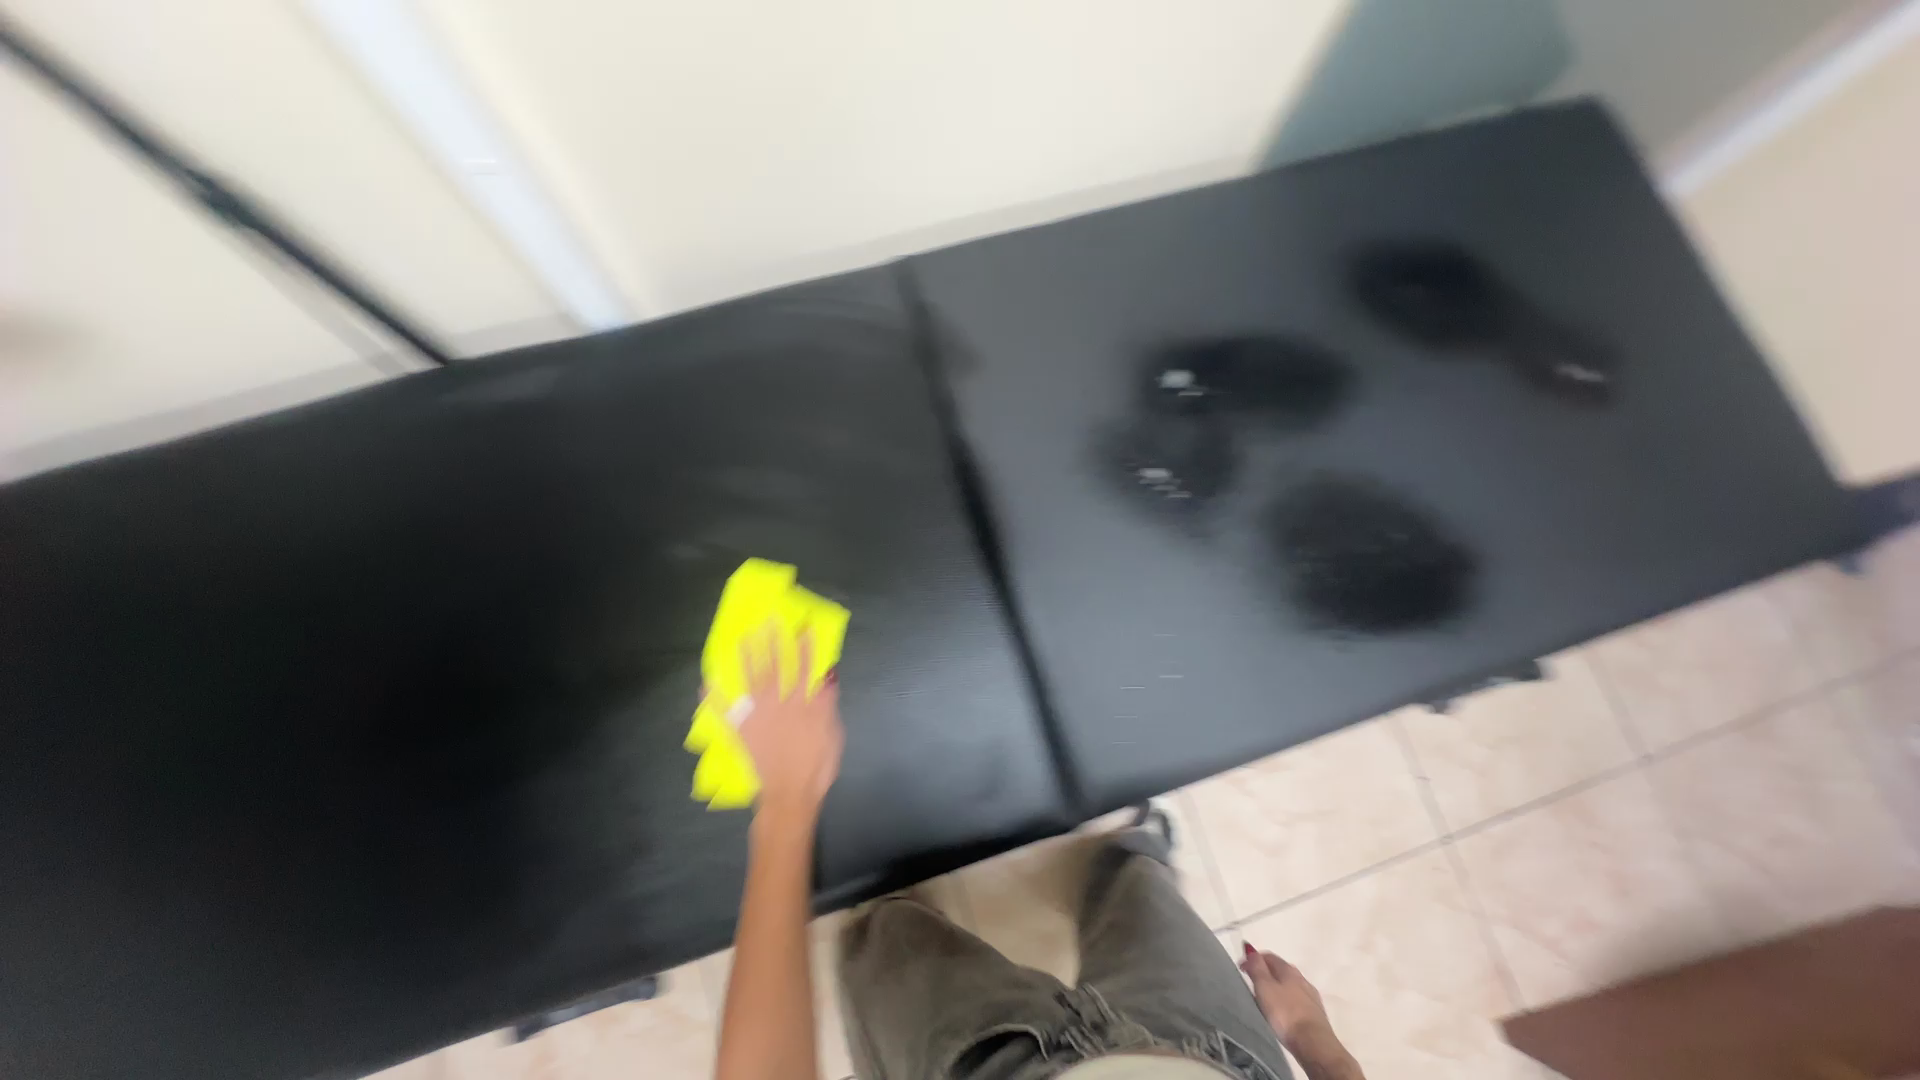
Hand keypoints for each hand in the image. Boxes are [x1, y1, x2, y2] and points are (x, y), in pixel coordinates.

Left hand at [732, 625, 843, 824]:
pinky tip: (705, 683)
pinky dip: (713, 697)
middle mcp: (777, 704)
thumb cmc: (817, 766)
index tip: (803, 622)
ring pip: (749, 681)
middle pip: (775, 667)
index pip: (805, 666)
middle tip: (768, 619)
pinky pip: (724, 712)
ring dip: (744, 658)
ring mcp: (756, 717)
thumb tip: (827, 676)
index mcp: (802, 703)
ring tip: (741, 638)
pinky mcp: (741, 731)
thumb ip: (827, 703)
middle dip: (773, 641)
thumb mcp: (832, 733)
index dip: (805, 643)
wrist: (790, 795)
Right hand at [1240, 943, 1345, 1061]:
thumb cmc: (1285, 1013)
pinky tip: (1284, 1012)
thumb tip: (1250, 949)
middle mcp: (1302, 978)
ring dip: (1278, 988)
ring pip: (1290, 985)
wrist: (1314, 1044)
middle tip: (1252, 984)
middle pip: (1280, 969)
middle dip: (1266, 972)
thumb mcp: (1264, 987)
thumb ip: (1256, 967)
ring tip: (1266, 1000)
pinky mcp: (1316, 1014)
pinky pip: (1298, 1001)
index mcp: (1288, 969)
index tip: (1241, 970)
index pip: (1268, 956)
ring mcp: (1311, 996)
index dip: (1253, 959)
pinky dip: (1288, 1001)